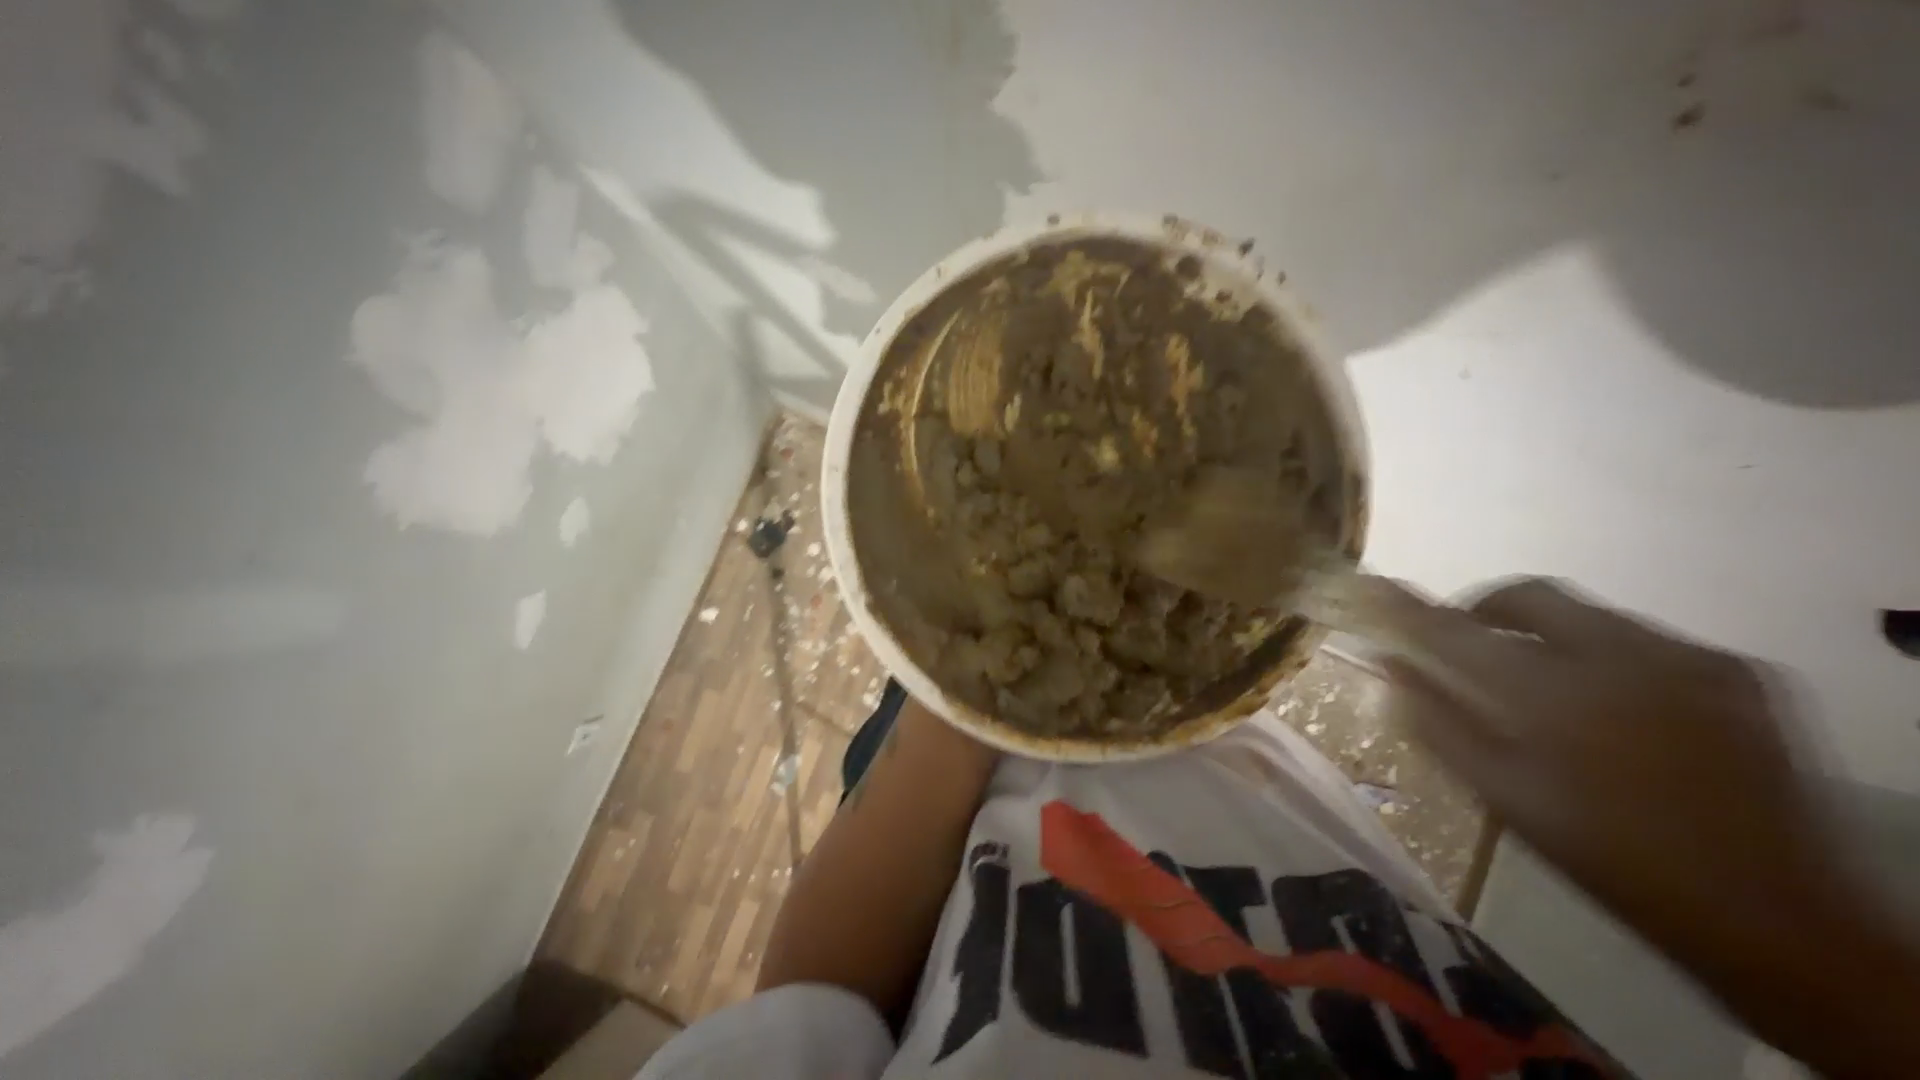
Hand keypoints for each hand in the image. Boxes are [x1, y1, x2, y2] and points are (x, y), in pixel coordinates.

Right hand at [1379, 576, 1919, 1077]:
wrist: (1776, 918)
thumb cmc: (1613, 864)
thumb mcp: (1508, 801)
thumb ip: (1440, 726)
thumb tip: (1390, 670)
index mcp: (1549, 697)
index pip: (1454, 632)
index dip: (1408, 606)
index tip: (1373, 587)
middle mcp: (1618, 658)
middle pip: (1530, 595)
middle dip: (1489, 610)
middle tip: (1472, 644)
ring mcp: (1687, 659)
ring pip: (1593, 617)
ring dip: (1556, 639)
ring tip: (1557, 695)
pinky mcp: (1740, 672)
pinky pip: (1653, 642)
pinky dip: (1618, 662)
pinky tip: (1627, 713)